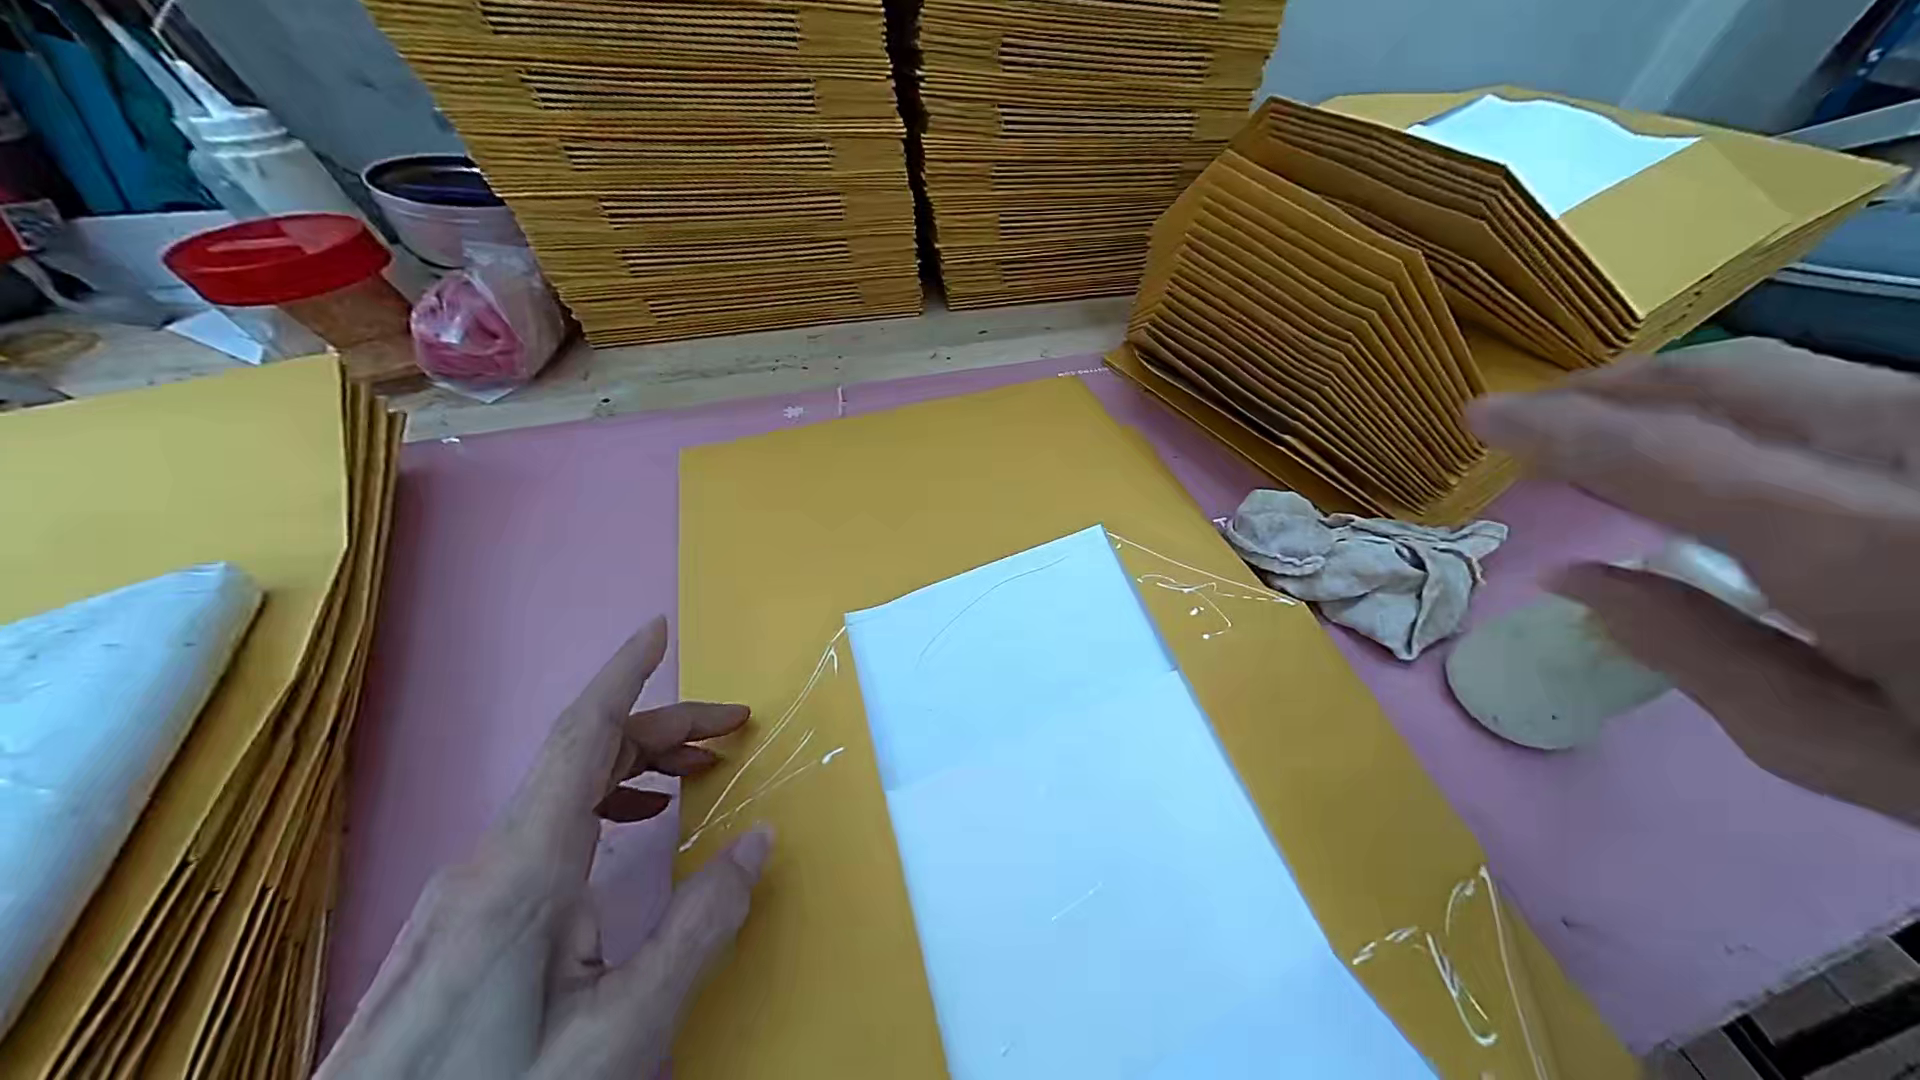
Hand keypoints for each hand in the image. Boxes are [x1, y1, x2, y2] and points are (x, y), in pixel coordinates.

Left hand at [317, 617, 769, 1079]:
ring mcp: (469, 884)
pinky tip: (634, 822)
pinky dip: (604, 800)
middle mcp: (490, 856)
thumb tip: (760, 839)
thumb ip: (698, 928)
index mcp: (526, 865)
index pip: (582, 734)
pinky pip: (544, 823)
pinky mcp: (464, 914)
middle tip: (733, 728)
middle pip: (582, 753)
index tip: (657, 630)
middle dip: (662, 726)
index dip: (624, 673)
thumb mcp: (623, 1028)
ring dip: (636, 763)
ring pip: (563, 788)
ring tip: (699, 772)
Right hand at [1469, 339, 1919, 826]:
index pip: (1663, 457)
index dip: (1556, 429)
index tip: (1478, 415)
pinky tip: (1703, 436)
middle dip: (1609, 389)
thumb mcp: (1843, 749)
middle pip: (1733, 382)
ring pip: (1792, 372)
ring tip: (1599, 420)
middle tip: (1531, 414)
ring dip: (1670, 390)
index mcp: (1868, 548)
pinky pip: (1840, 393)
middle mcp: (1917, 464)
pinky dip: (1743, 402)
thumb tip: (1575, 581)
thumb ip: (1692, 653)